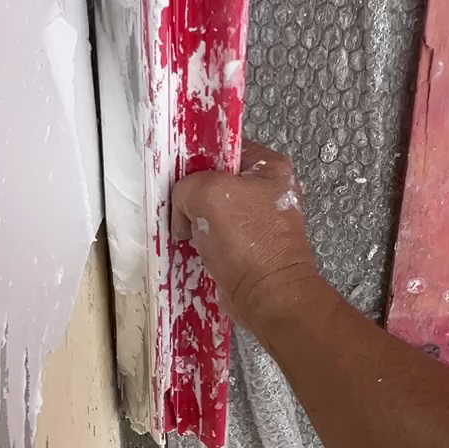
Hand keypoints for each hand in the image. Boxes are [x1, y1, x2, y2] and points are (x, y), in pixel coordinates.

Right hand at [171, 142, 321, 324]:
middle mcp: (267, 193)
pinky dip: (201, 246)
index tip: (177, 176)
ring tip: (184, 233)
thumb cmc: (248, 243)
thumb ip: (186, 186)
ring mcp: (258, 225)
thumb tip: (183, 210)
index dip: (198, 160)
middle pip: (216, 183)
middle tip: (179, 208)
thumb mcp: (207, 193)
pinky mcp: (247, 252)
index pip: (225, 150)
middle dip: (193, 197)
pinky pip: (215, 240)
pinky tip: (192, 250)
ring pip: (212, 215)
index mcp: (270, 167)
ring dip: (194, 224)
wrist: (267, 297)